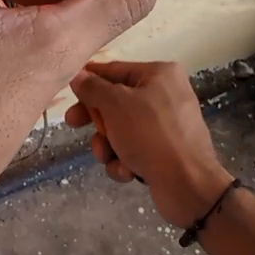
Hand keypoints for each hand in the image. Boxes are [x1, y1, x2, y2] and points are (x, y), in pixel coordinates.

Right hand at [65, 61, 233, 227]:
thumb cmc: (150, 135)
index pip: (113, 70)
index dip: (88, 80)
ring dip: (108, 145)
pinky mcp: (166, 151)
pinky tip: (127, 171)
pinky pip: (135, 148)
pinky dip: (125, 160)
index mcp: (158, 74)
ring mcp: (166, 124)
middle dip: (96, 119)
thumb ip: (92, 88)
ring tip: (108, 157)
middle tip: (73, 124)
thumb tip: (77, 75)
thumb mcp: (115, 105)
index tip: (67, 90)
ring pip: (121, 128)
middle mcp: (165, 94)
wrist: (188, 184)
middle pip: (115, 101)